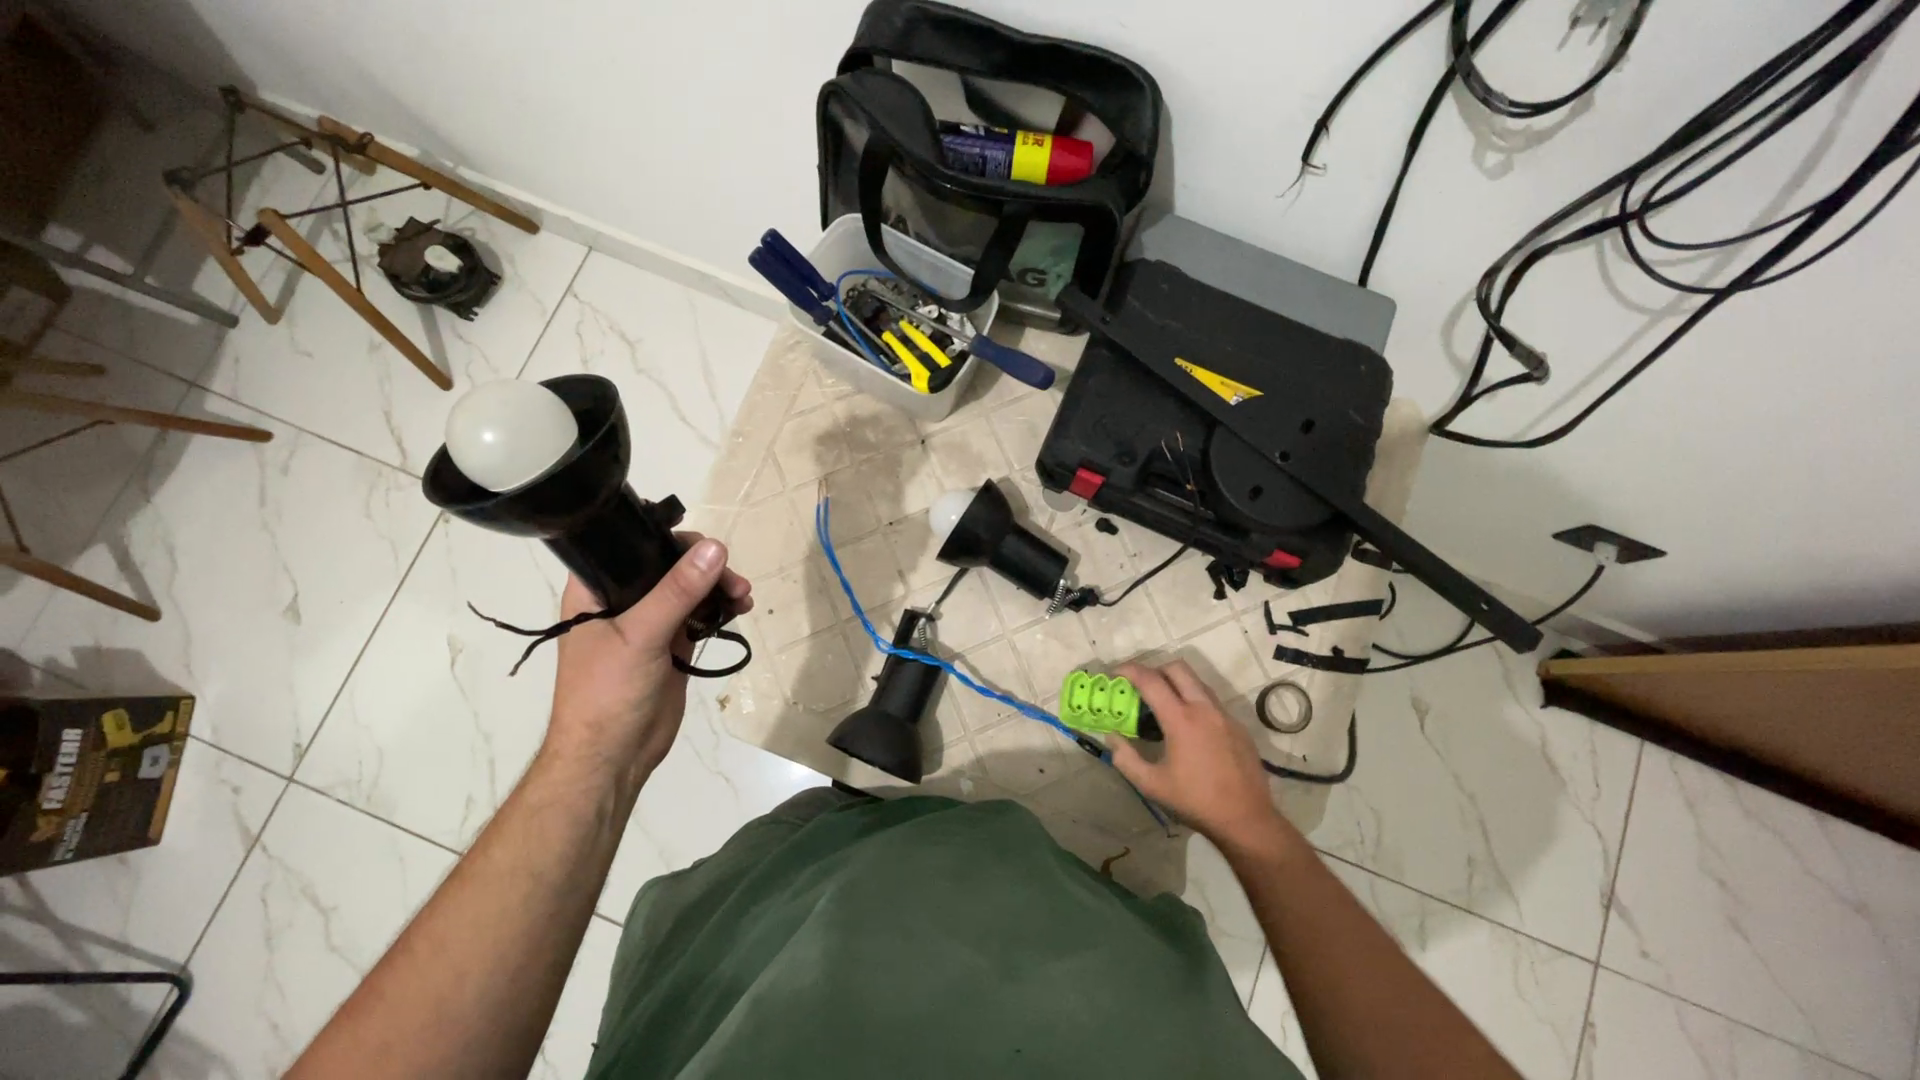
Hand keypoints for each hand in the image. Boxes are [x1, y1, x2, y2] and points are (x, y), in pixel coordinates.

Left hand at [543, 535, 751, 792]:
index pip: (630, 543)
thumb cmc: (606, 692)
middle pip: (667, 564)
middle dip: (704, 566)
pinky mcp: (670, 644)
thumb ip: (678, 591)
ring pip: (688, 588)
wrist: (612, 757)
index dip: (667, 536)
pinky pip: (698, 615)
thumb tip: (717, 548)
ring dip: (718, 587)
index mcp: (594, 588)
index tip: (705, 546)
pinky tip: (740, 609)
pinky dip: (720, 609)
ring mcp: (647, 622)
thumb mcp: (641, 635)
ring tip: (744, 597)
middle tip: (733, 579)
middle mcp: (620, 598)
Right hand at [1106, 661, 1291, 854]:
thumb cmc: (1195, 801)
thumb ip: (1125, 758)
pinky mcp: (1239, 727)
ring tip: (1163, 707)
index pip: (1150, 680)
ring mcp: (1225, 716)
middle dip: (1155, 669)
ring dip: (1177, 684)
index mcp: (1181, 720)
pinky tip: (1190, 731)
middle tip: (1141, 687)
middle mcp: (1205, 709)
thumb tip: (1113, 737)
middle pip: (1178, 668)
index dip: (1129, 670)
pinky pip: (1212, 703)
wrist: (1246, 818)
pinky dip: (1195, 704)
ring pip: (1198, 683)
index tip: (1115, 673)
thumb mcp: (1151, 785)